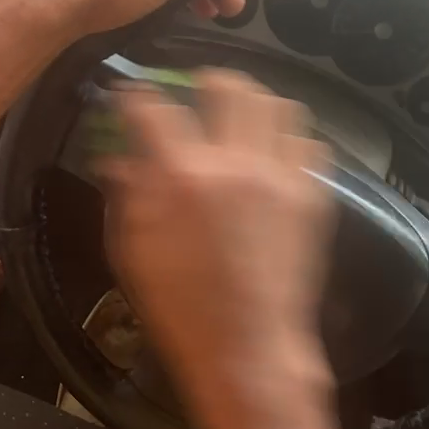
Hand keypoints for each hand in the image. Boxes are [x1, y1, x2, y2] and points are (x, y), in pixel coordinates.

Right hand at [101, 70, 336, 428]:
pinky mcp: (311, 198)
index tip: (130, 95)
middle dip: (205, 80)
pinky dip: (288, 140)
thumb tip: (117, 158)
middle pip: (227, 87)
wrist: (247, 348)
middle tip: (196, 93)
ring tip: (241, 118)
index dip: (136, 94)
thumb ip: (126, 194)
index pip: (153, 108)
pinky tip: (272, 156)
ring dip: (253, 102)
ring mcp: (279, 178)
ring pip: (277, 106)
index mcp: (182, 177)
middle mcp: (234, 164)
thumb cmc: (179, 306)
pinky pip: (308, 144)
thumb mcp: (132, 252)